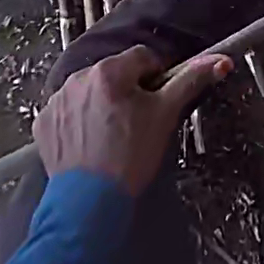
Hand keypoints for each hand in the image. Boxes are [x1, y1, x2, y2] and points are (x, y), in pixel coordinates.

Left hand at [35, 46, 230, 195]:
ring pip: (89, 90)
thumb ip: (191, 82)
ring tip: (111, 136)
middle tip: (137, 122)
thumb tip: (219, 60)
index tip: (157, 100)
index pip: (142, 57)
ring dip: (101, 103)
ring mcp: (57, 99)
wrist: (89, 206)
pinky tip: (88, 143)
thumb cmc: (130, 159)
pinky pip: (66, 111)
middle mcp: (78, 76)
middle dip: (127, 90)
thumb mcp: (165, 116)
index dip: (156, 76)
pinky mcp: (44, 121)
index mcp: (109, 70)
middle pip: (114, 72)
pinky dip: (77, 121)